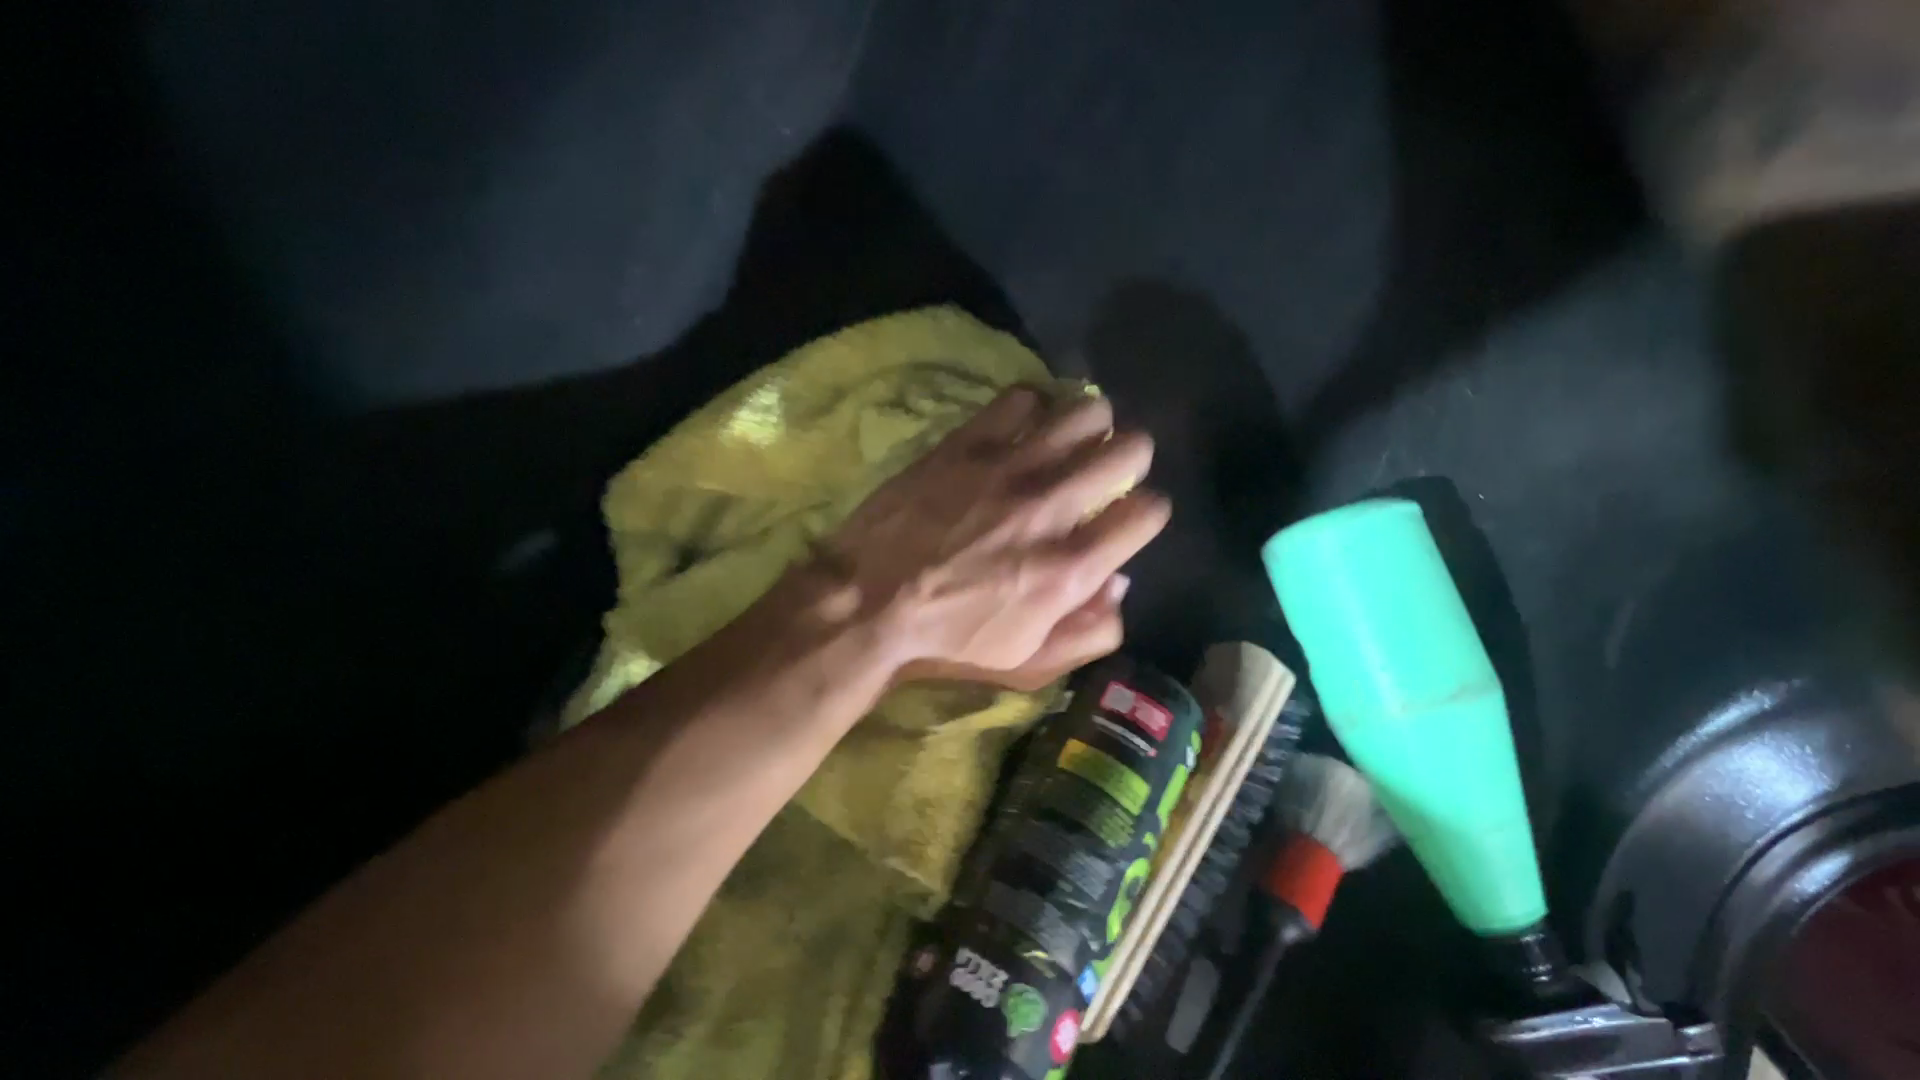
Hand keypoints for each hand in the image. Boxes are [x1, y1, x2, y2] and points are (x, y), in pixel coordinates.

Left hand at [811, 385, 1169, 690]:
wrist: (868, 602)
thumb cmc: (949, 640)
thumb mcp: (1027, 663)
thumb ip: (1089, 631)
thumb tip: (1120, 583)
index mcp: (1072, 567)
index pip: (1149, 511)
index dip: (1146, 512)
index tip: (1126, 518)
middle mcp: (1052, 507)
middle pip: (1132, 449)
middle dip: (1130, 460)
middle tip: (1104, 475)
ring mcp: (1010, 467)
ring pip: (1087, 411)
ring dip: (1089, 427)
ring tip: (1068, 445)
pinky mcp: (969, 443)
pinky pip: (1024, 398)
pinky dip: (1034, 408)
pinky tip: (1022, 429)